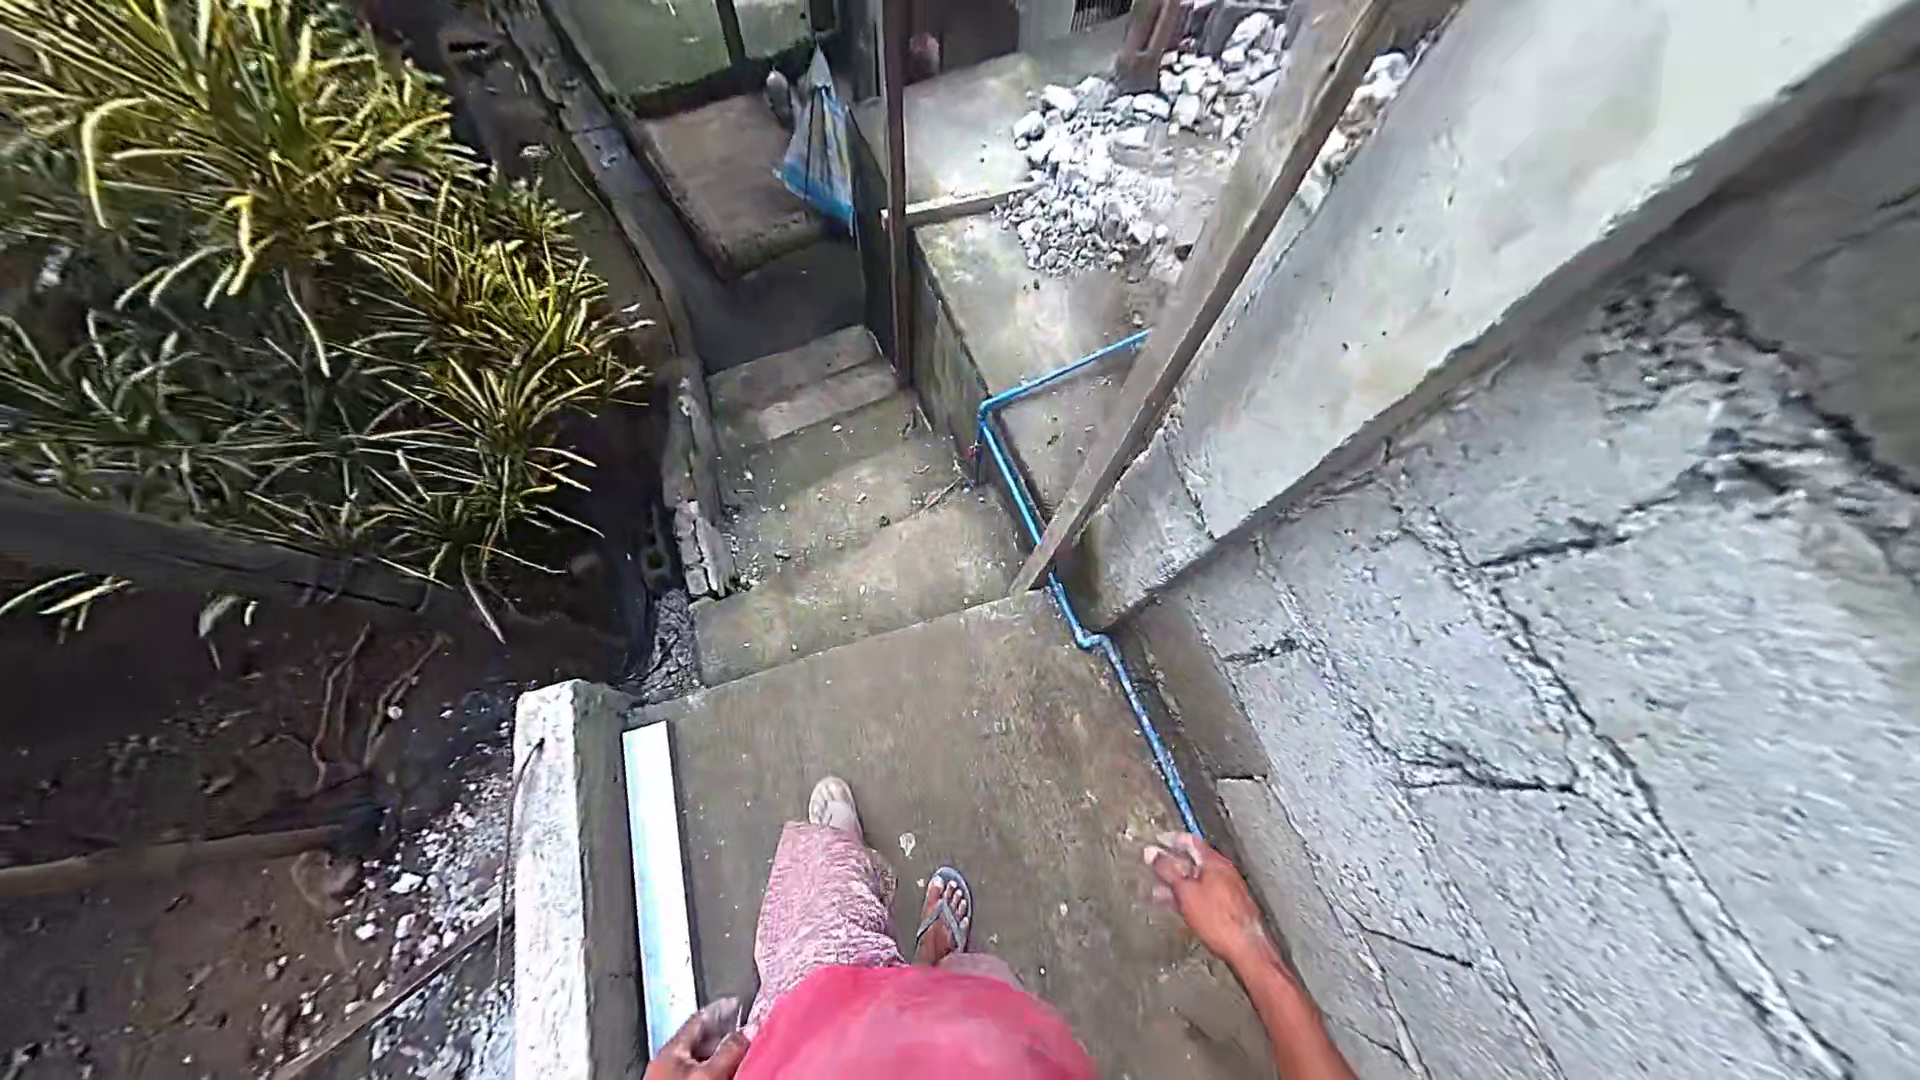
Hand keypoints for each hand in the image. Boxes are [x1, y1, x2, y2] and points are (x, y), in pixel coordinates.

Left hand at [643, 998, 750, 1079]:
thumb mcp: (709, 1076)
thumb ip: (731, 1049)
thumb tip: (749, 1030)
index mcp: (670, 1052)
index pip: (699, 1019)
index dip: (722, 1009)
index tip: (739, 1005)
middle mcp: (667, 1068)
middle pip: (700, 1042)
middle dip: (724, 1037)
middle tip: (747, 1035)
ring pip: (700, 1064)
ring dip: (721, 1060)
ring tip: (741, 1060)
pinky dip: (715, 1076)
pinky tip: (730, 1077)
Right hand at [1144, 832, 1278, 969]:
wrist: (1248, 953)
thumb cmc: (1218, 920)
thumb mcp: (1185, 891)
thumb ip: (1167, 870)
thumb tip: (1152, 852)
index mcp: (1215, 862)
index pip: (1191, 841)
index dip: (1171, 839)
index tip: (1157, 841)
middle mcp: (1225, 872)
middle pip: (1194, 861)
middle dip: (1172, 865)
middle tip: (1155, 869)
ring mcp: (1230, 891)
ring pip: (1199, 880)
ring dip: (1179, 884)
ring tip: (1160, 893)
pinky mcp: (1231, 908)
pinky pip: (1206, 894)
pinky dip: (1190, 896)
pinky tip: (1180, 907)